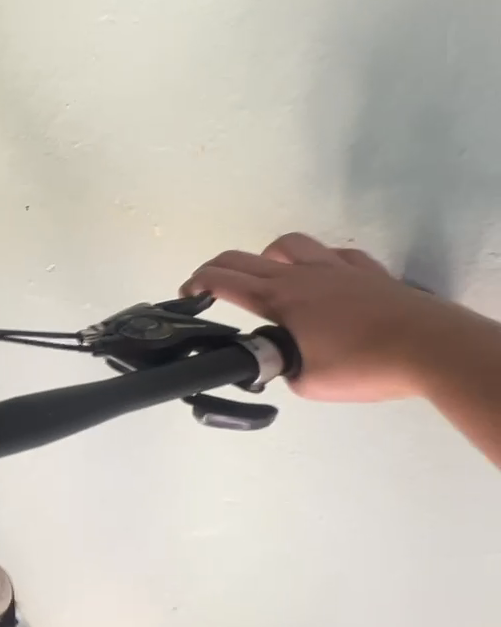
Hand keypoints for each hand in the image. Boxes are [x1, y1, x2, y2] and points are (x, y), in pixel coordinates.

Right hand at [183, 232, 466, 402]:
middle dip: (214, 269)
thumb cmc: (368, 366)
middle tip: (210, 288)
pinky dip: (321, 262)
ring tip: (270, 275)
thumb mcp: (306, 382)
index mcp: (276, 299)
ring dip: (267, 256)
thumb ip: (280, 367)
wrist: (440, 353)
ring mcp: (337, 271)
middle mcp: (299, 278)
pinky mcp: (371, 274)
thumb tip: (277, 362)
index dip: (192, 285)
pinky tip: (325, 278)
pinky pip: (338, 255)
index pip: (217, 280)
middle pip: (239, 258)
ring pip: (288, 244)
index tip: (187, 298)